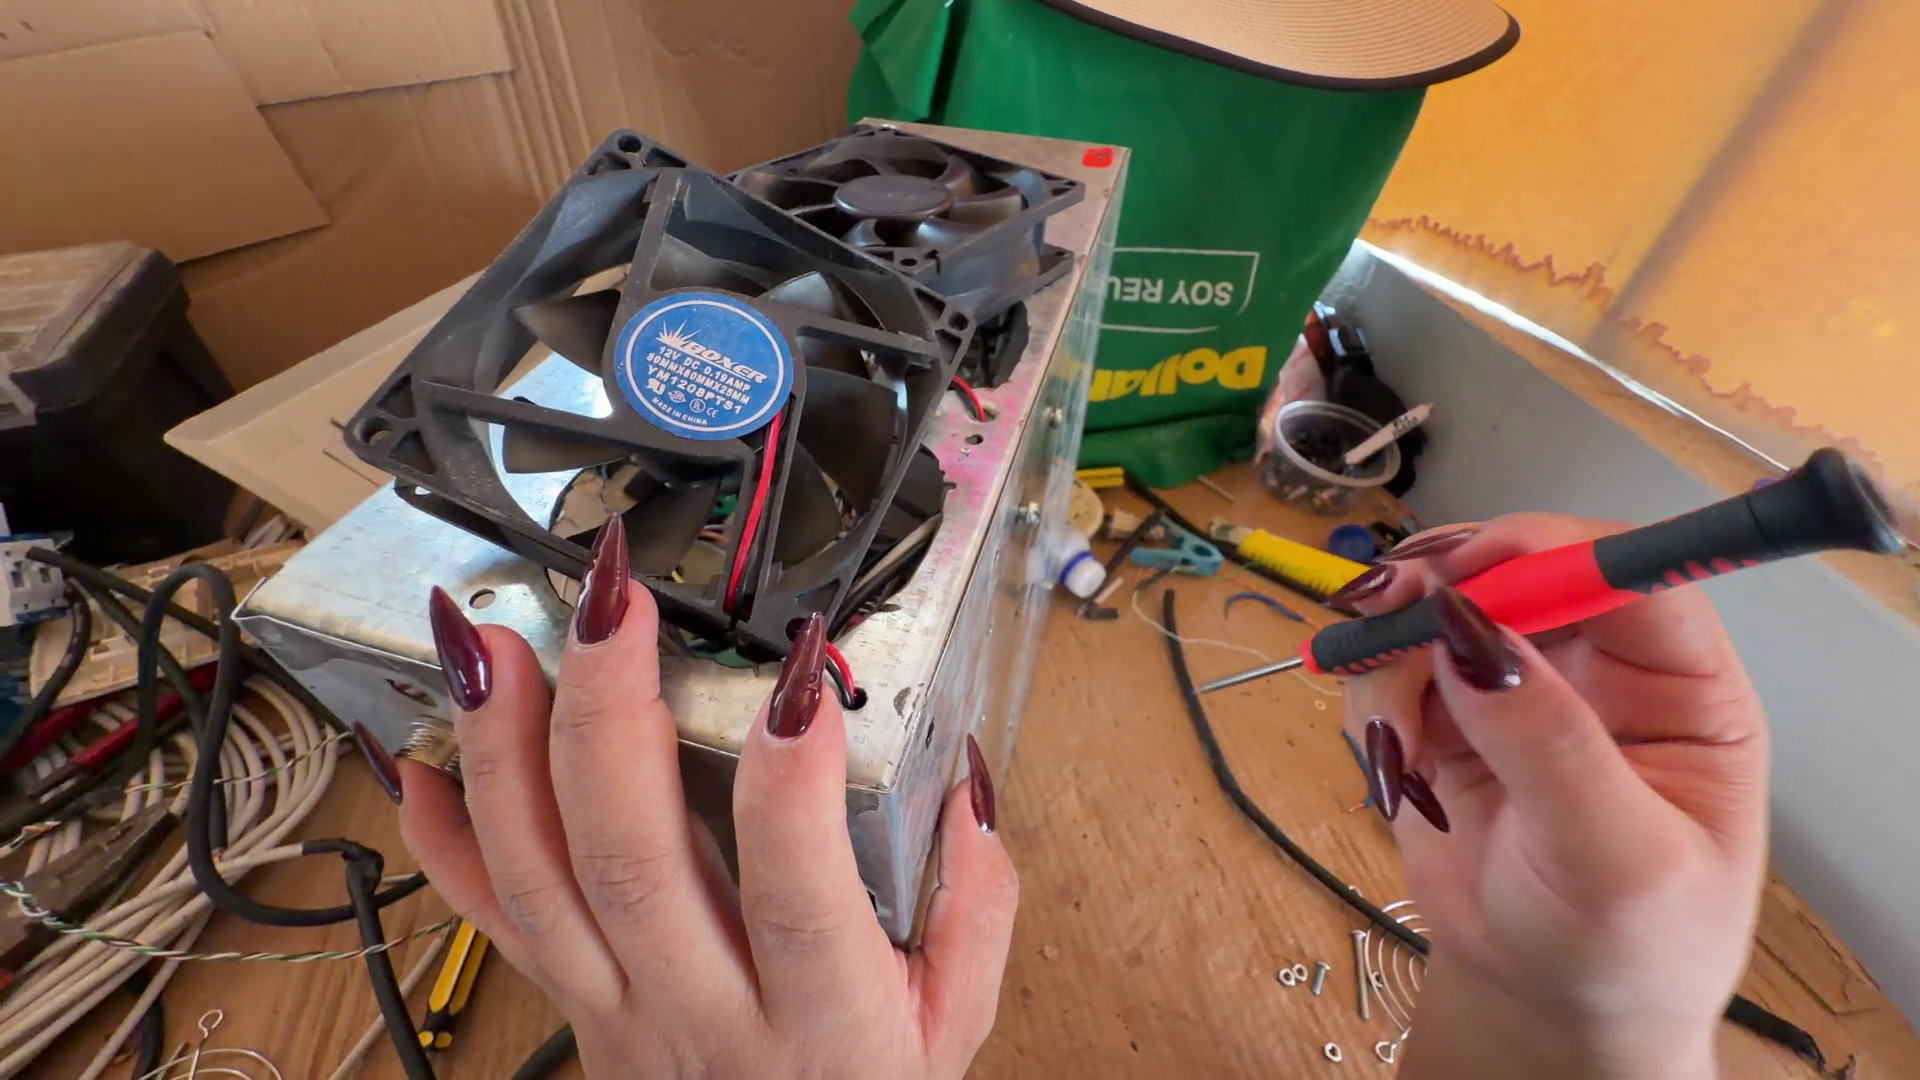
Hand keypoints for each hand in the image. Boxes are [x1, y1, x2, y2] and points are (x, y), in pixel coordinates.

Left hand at [377, 520, 1018, 1077]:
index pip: (795, 892)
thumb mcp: (959, 1018)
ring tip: (495, 644)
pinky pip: (489, 921)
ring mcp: (615, 1003)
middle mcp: (699, 1005)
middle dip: (613, 717)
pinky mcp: (570, 999)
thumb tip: (963, 786)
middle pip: (635, 862)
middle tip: (615, 610)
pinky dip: (444, 838)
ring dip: (509, 752)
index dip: (791, 784)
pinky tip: (420, 758)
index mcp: (819, 1011)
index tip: (802, 675)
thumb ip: (978, 902)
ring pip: (541, 880)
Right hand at [1333, 516, 1768, 1078]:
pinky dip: (1367, 704)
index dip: (1545, 553)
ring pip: (1424, 619)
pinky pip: (1381, 668)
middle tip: (1374, 614)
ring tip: (1393, 748)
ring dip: (1387, 669)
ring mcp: (1501, 686)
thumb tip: (1464, 629)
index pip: (1624, 577)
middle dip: (1432, 594)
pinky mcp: (1435, 710)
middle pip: (1502, 577)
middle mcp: (1584, 669)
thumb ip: (1544, 739)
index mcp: (1673, 690)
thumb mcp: (1608, 854)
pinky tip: (1390, 766)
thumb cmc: (1616, 939)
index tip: (1459, 571)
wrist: (1533, 988)